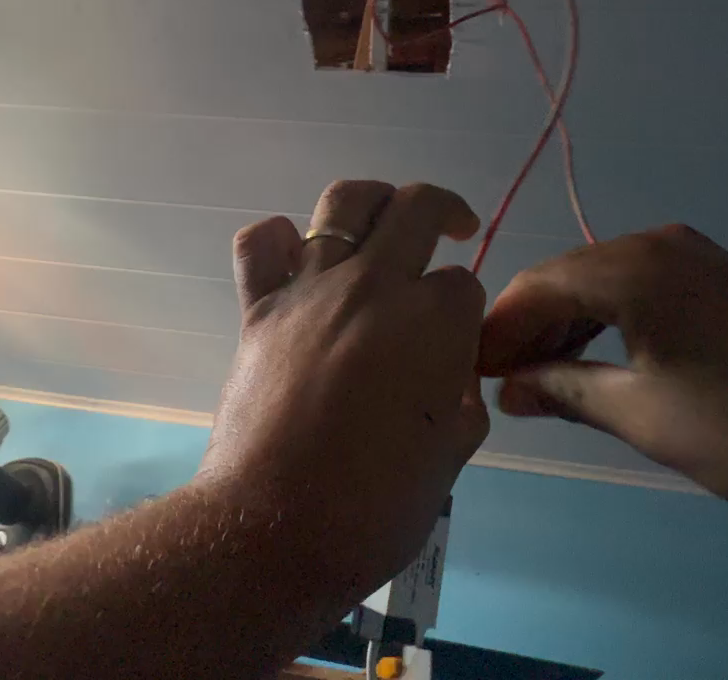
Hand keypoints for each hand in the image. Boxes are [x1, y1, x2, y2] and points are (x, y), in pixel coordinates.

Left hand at [199, 180, 488, 594]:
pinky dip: (278, 238)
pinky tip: (297, 255)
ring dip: (373, 201)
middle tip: (455, 228)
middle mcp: (374, 285)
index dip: (468, 310)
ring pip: (344, 203)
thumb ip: (461, 401)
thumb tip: (452, 375)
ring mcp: (311, 289)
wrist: (274, 526)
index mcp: (434, 321)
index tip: (457, 341)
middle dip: (446, 212)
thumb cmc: (374, 507)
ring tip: (385, 218)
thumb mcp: (450, 459)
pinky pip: (261, 244)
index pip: (466, 284)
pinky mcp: (259, 307)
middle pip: (417, 209)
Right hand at [480, 224, 727, 521]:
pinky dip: (604, 325)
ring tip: (534, 381)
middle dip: (524, 330)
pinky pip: (636, 292)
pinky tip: (591, 363)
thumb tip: (506, 391)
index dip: (494, 330)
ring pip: (598, 285)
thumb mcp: (646, 417)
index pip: (534, 287)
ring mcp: (691, 257)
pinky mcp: (716, 279)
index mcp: (633, 267)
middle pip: (563, 280)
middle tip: (494, 382)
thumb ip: (564, 392)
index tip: (463, 370)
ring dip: (563, 329)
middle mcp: (656, 245)